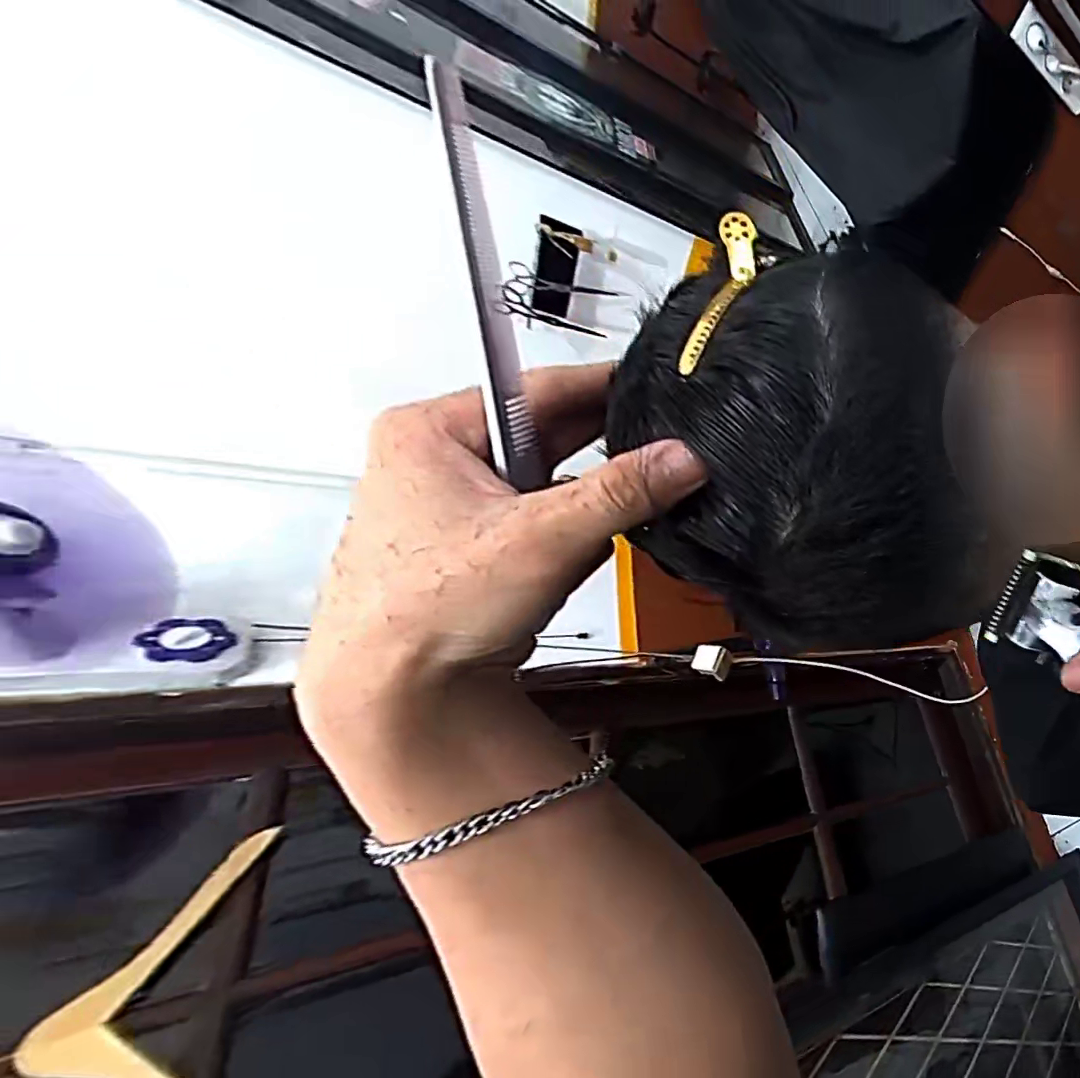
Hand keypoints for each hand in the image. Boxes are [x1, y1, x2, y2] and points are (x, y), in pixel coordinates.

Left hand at [295, 363, 704, 722]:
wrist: (400, 693)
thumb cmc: (422, 612)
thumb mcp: (544, 535)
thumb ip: (623, 490)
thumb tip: (679, 458)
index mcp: (433, 432)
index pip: (540, 387)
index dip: (606, 384)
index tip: (654, 383)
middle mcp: (445, 459)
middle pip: (551, 432)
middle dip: (604, 447)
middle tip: (658, 447)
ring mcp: (467, 501)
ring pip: (555, 477)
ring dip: (591, 496)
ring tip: (606, 518)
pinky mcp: (489, 538)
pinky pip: (552, 512)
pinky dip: (578, 526)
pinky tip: (581, 550)